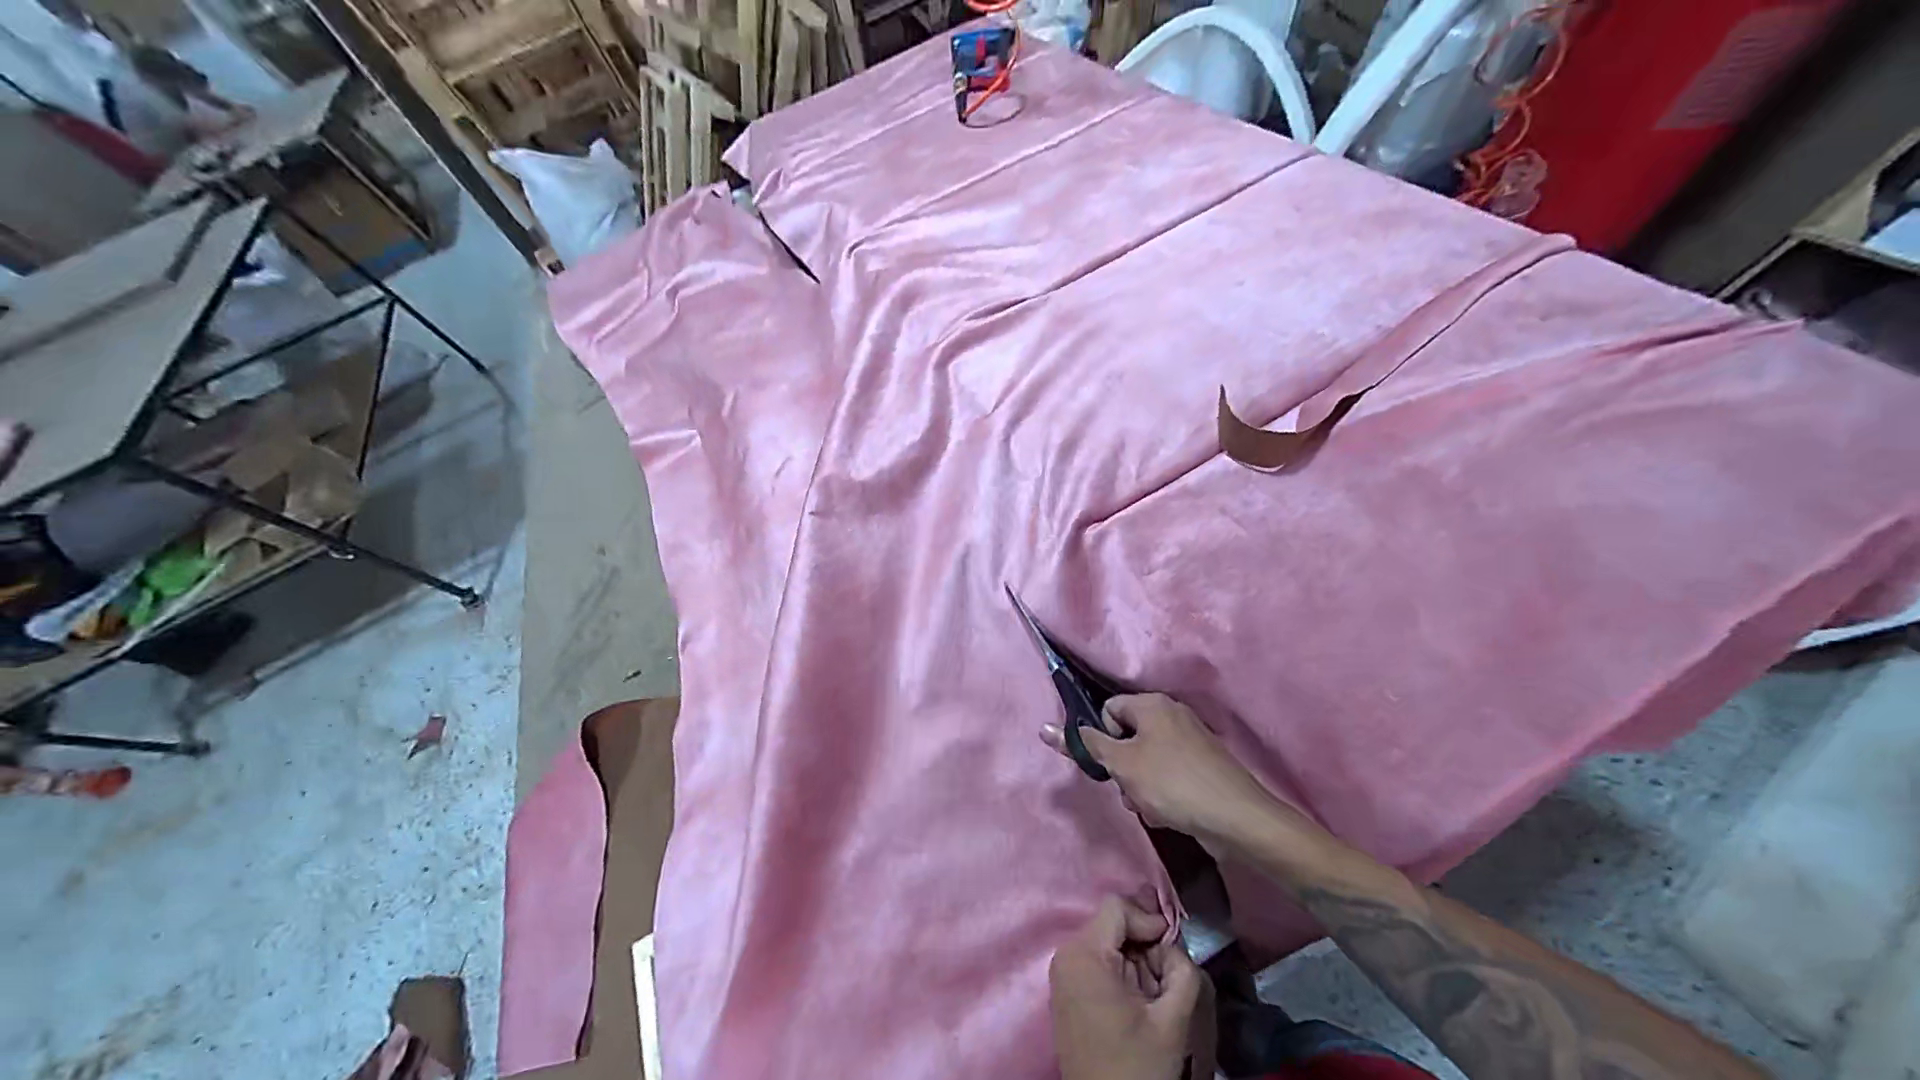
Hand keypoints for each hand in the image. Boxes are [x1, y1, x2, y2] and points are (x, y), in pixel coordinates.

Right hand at [1040, 693, 1304, 849]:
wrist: (1236, 819)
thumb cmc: (1171, 784)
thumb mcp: (1121, 764)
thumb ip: (1085, 745)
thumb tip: (1045, 728)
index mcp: (1152, 704)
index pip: (1108, 711)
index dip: (1103, 739)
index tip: (1110, 766)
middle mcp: (1172, 714)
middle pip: (1127, 737)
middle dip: (1121, 768)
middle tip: (1128, 790)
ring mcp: (1191, 740)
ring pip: (1145, 761)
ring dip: (1139, 786)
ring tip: (1149, 807)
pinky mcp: (1203, 766)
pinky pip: (1167, 775)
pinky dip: (1162, 794)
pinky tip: (1168, 814)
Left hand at [1049, 895, 1202, 1079]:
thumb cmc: (1137, 1067)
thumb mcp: (1172, 1019)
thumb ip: (1181, 971)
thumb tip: (1173, 944)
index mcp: (1084, 953)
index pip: (1117, 907)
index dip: (1148, 921)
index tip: (1171, 950)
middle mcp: (1066, 953)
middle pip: (1112, 923)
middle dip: (1144, 944)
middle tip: (1167, 976)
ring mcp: (1062, 972)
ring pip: (1107, 942)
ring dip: (1135, 959)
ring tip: (1154, 994)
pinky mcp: (1066, 989)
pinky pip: (1097, 961)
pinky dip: (1120, 970)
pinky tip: (1137, 1000)